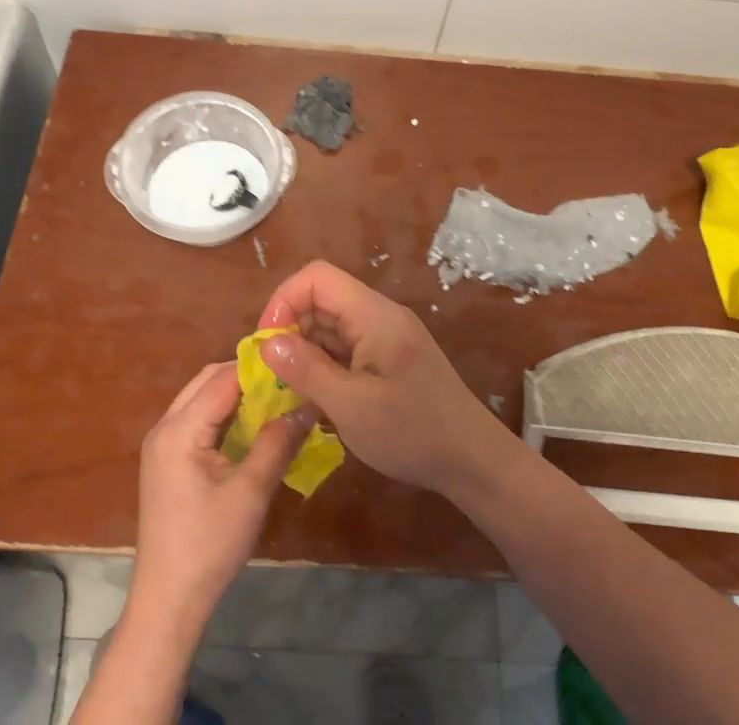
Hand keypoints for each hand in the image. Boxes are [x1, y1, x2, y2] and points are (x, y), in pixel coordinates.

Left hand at [131, 360, 312, 625]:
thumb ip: (278, 442)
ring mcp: (162, 445)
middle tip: (291, 379)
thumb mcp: (251, 491)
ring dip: (237, 394)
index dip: (260, 367)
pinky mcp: (167, 462)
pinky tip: (255, 426)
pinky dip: (226, 415)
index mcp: (179, 430)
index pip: (222, 378)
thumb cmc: (210, 543)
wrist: (169, 598)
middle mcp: (164, 428)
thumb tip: (308, 404)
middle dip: (248, 375)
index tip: (297, 361)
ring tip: (280, 398)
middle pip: (207, 381)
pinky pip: (198, 421)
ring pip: (202, 400)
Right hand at [258, 260, 518, 496]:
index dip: (283, 301)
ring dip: (305, 352)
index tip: (267, 345)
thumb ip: (306, 370)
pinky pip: (347, 349)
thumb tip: (266, 343)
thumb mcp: (350, 406)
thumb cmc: (412, 432)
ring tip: (288, 391)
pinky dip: (324, 367)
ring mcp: (387, 339)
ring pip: (332, 327)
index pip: (316, 277)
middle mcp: (381, 317)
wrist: (472, 461)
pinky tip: (314, 399)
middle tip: (271, 375)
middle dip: (290, 330)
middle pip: (322, 300)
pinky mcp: (390, 361)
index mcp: (374, 316)